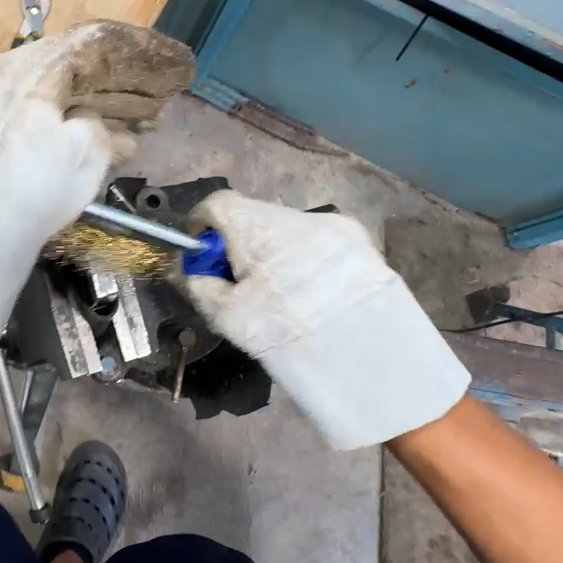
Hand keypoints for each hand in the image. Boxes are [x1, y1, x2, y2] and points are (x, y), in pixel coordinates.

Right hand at [182, 191, 469, 448]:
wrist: (372, 359)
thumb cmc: (288, 336)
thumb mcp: (229, 318)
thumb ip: (200, 284)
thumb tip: (189, 268)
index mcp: (260, 226)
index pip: (217, 204)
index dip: (202, 228)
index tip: (201, 258)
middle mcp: (296, 215)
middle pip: (252, 218)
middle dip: (237, 246)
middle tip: (237, 286)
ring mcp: (332, 226)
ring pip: (284, 232)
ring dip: (270, 254)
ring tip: (278, 297)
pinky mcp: (358, 243)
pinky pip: (316, 244)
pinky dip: (302, 262)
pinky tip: (310, 296)